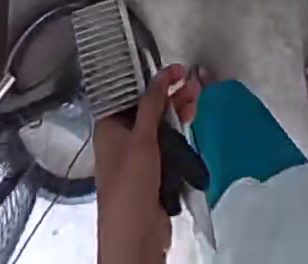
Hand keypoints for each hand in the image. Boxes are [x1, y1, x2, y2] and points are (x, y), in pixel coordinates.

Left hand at [94, 65, 195, 263]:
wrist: (136, 238)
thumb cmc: (131, 185)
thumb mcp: (141, 140)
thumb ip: (151, 105)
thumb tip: (160, 74)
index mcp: (109, 127)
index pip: (129, 93)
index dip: (150, 78)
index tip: (173, 69)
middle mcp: (121, 137)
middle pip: (147, 107)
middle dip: (170, 93)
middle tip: (192, 80)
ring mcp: (137, 154)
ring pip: (159, 123)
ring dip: (177, 108)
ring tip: (198, 94)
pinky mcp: (152, 169)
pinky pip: (166, 141)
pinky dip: (179, 129)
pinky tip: (192, 117)